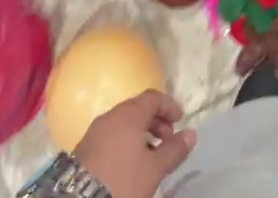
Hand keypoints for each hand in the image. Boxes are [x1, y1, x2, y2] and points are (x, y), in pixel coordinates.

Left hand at [72, 90, 197, 197]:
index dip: (169, 106)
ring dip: (141, 131)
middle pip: (138, 108)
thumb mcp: (154, 169)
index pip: (152, 97)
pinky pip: (111, 134)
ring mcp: (95, 131)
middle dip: (156, 120)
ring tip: (151, 153)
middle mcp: (110, 116)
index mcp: (128, 115)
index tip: (180, 120)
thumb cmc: (123, 180)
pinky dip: (125, 140)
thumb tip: (191, 133)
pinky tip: (130, 161)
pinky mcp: (85, 147)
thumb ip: (174, 149)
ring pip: (124, 122)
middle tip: (168, 139)